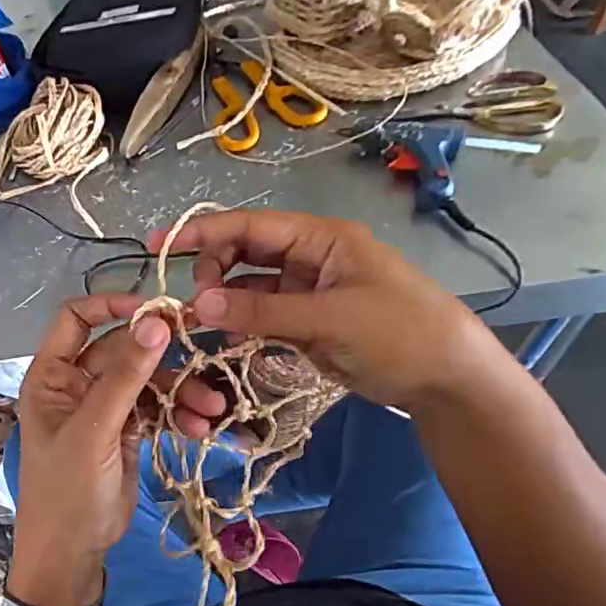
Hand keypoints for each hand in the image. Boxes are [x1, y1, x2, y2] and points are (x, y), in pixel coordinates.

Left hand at [12, 295, 223, 605]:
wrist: (73, 554)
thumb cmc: (67, 490)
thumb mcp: (94, 430)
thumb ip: (125, 376)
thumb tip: (157, 321)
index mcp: (53, 375)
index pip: (77, 319)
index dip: (113, 306)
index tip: (156, 310)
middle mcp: (78, 384)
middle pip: (125, 351)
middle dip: (163, 360)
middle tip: (204, 360)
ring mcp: (105, 408)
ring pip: (147, 382)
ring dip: (180, 391)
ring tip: (212, 408)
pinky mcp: (128, 431)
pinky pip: (158, 409)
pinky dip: (179, 415)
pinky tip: (201, 427)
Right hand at [152, 209, 505, 409]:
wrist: (446, 378)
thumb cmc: (399, 332)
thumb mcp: (330, 318)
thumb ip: (262, 312)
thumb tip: (197, 306)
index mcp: (320, 238)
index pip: (250, 226)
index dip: (203, 232)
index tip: (160, 245)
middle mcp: (310, 258)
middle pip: (246, 253)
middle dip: (214, 272)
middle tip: (196, 305)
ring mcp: (308, 292)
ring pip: (251, 289)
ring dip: (225, 304)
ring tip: (199, 325)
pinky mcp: (309, 324)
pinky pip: (265, 317)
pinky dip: (244, 326)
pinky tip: (228, 341)